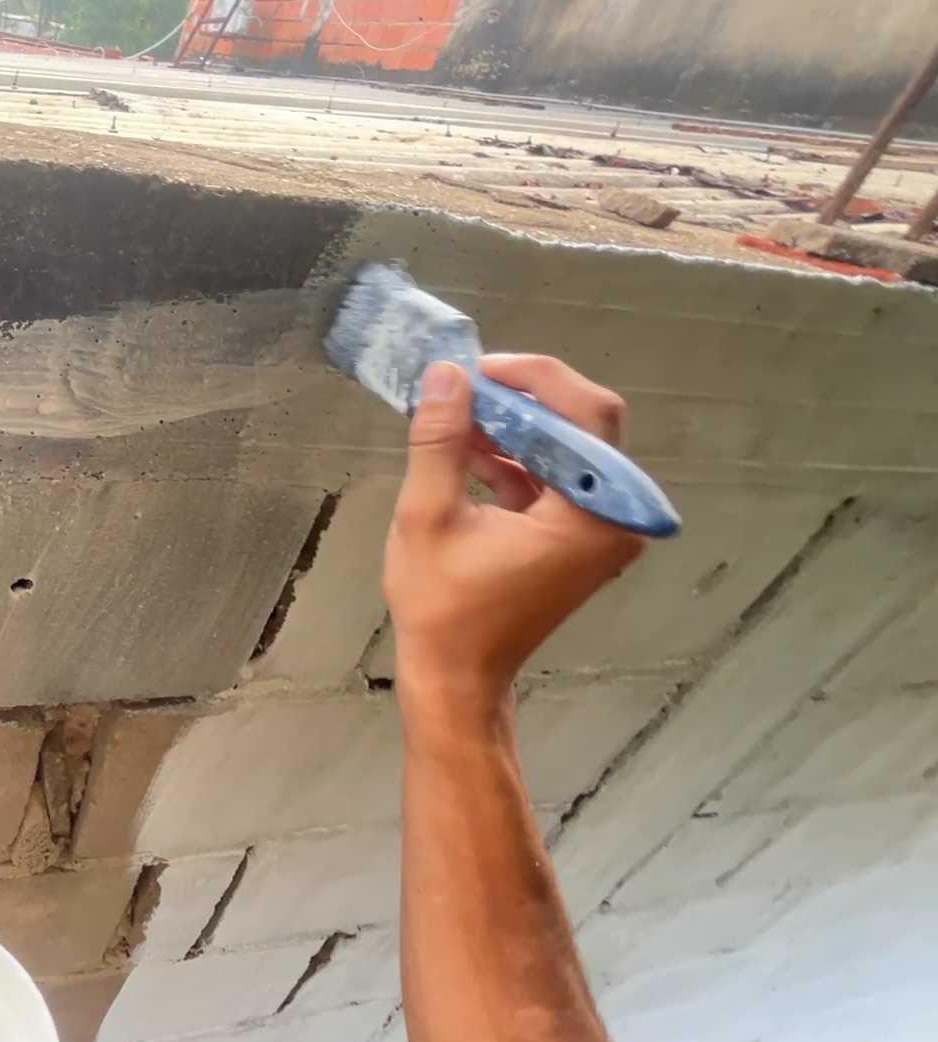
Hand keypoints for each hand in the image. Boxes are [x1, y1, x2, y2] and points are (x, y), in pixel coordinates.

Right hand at [384, 355, 645, 727]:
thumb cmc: (440, 603)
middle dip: (522, 400)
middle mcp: (614, 518)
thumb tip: (445, 376)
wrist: (454, 672)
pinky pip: (552, 481)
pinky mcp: (574, 540)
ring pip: (566, 453)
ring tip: (452, 418)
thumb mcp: (427, 516)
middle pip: (584, 429)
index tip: (475, 370)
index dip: (535, 379)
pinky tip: (463, 452)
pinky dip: (512, 461)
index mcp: (592, 516)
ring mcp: (597, 531)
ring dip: (512, 429)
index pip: (587, 416)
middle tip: (463, 388)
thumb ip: (438, 443)